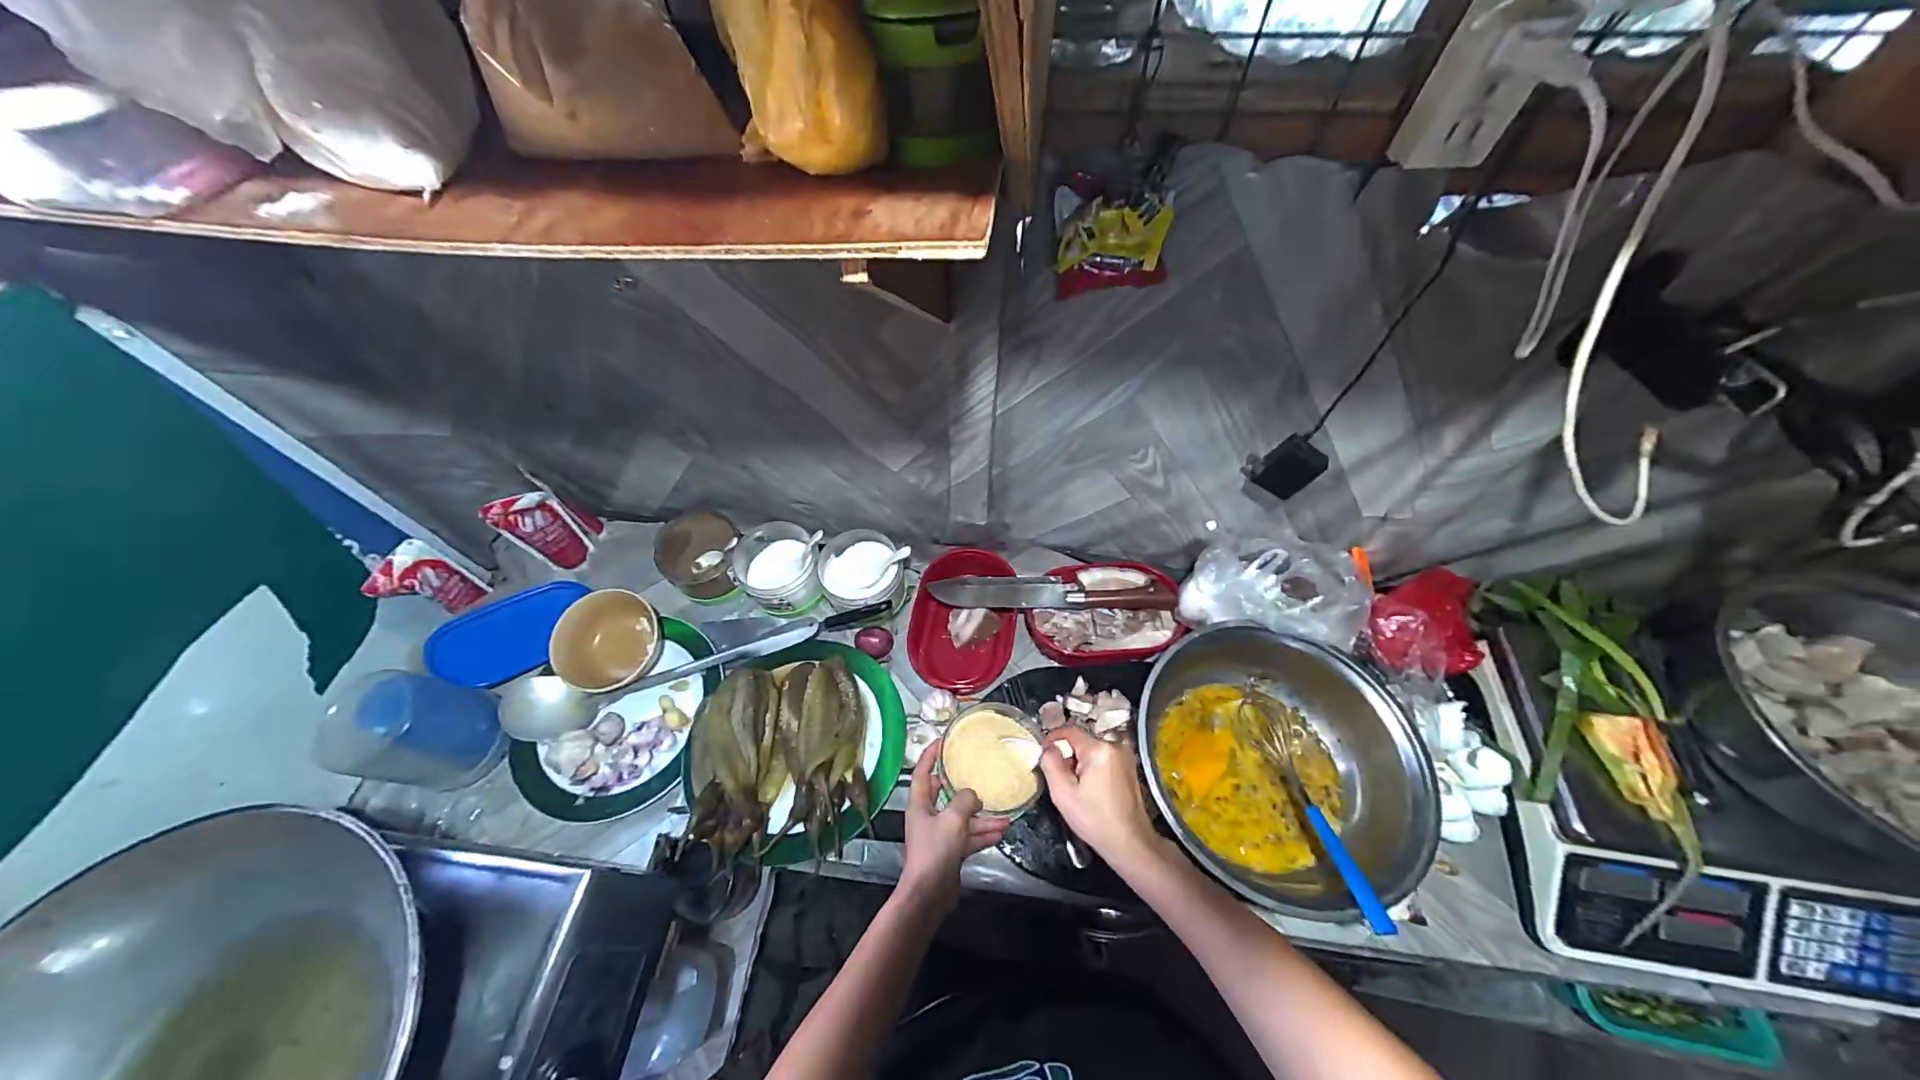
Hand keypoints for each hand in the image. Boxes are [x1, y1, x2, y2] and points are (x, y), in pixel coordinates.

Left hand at [898, 740, 1006, 914]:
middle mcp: (927, 817)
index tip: (940, 741)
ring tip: (1005, 816)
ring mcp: (938, 836)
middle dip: (965, 790)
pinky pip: (968, 838)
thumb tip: (972, 796)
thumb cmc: (935, 851)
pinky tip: (1000, 833)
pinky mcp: (949, 853)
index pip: (923, 773)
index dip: (930, 756)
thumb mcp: (953, 819)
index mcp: (919, 804)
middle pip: (946, 796)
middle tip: (979, 778)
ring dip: (982, 818)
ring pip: (962, 820)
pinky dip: (982, 835)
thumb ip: (965, 801)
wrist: (929, 894)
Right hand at [1040, 726, 1159, 870]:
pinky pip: (1103, 758)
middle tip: (1062, 779)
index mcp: (1099, 749)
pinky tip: (1092, 790)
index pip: (1070, 731)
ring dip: (1080, 763)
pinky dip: (1093, 768)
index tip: (1043, 753)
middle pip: (1082, 741)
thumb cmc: (1094, 819)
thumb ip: (1050, 763)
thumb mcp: (1063, 793)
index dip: (1053, 738)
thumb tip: (1048, 747)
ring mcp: (1125, 756)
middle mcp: (1115, 746)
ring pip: (1092, 750)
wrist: (1130, 842)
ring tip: (1077, 788)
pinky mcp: (1129, 767)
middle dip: (1068, 755)